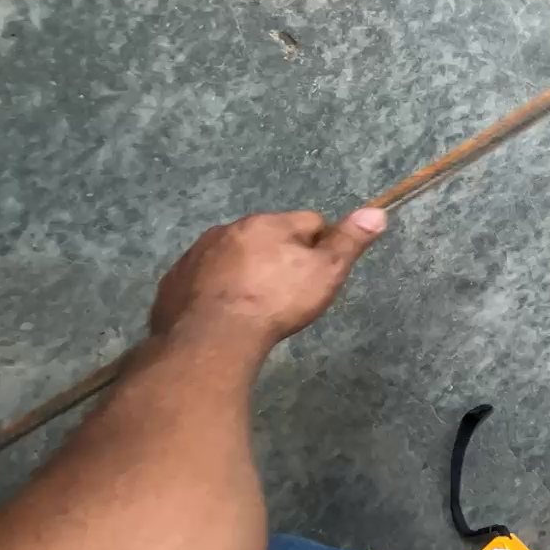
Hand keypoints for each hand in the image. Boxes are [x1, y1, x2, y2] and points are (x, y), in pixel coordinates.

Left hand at [148, 209, 386, 347]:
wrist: (211, 338)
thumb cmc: (277, 300)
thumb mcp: (328, 270)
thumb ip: (351, 239)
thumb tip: (377, 211)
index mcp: (266, 223)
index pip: (311, 222)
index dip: (322, 247)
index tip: (318, 274)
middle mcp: (227, 230)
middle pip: (271, 237)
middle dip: (284, 256)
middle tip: (292, 289)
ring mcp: (194, 255)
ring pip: (237, 255)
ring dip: (251, 270)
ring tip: (260, 302)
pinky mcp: (172, 281)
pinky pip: (208, 276)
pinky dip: (221, 287)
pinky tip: (231, 309)